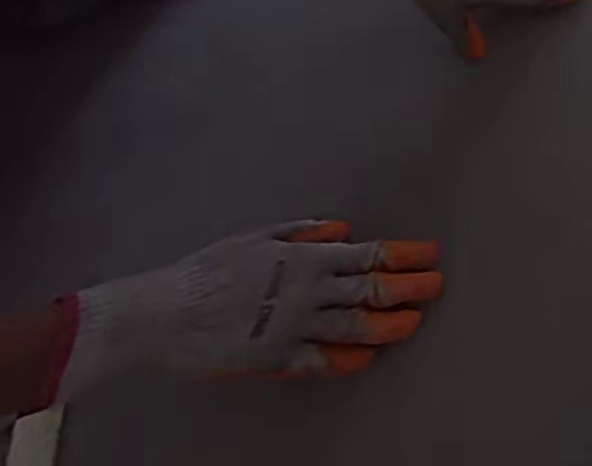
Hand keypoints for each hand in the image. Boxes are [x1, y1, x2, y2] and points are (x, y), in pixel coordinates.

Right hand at [59, 221, 440, 398]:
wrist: (155, 314)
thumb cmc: (209, 269)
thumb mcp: (263, 235)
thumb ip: (308, 231)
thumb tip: (344, 229)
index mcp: (313, 260)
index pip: (375, 254)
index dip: (408, 254)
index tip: (431, 254)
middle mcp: (312, 292)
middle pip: (374, 289)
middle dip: (411, 287)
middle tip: (436, 286)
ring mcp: (293, 327)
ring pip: (354, 326)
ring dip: (388, 325)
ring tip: (412, 323)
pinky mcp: (270, 358)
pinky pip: (315, 361)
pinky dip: (343, 360)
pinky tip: (364, 359)